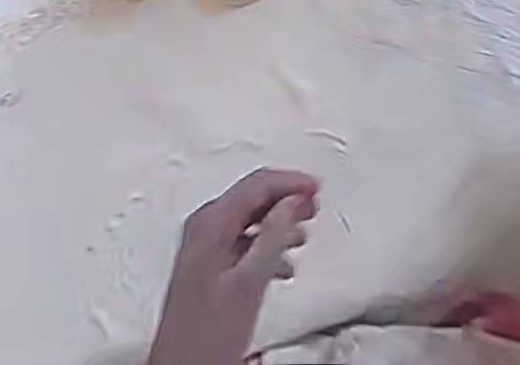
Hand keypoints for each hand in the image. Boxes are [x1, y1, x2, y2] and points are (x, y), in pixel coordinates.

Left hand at [146, 169, 318, 364]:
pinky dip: (268, 244)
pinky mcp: (209, 267)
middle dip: (287, 199)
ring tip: (303, 231)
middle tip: (313, 204)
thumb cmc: (206, 337)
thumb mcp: (250, 281)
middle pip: (253, 197)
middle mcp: (204, 228)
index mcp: (211, 223)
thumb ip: (274, 235)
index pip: (257, 184)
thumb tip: (294, 201)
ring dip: (280, 222)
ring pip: (251, 218)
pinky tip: (282, 262)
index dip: (291, 182)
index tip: (315, 188)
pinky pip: (244, 240)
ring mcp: (204, 247)